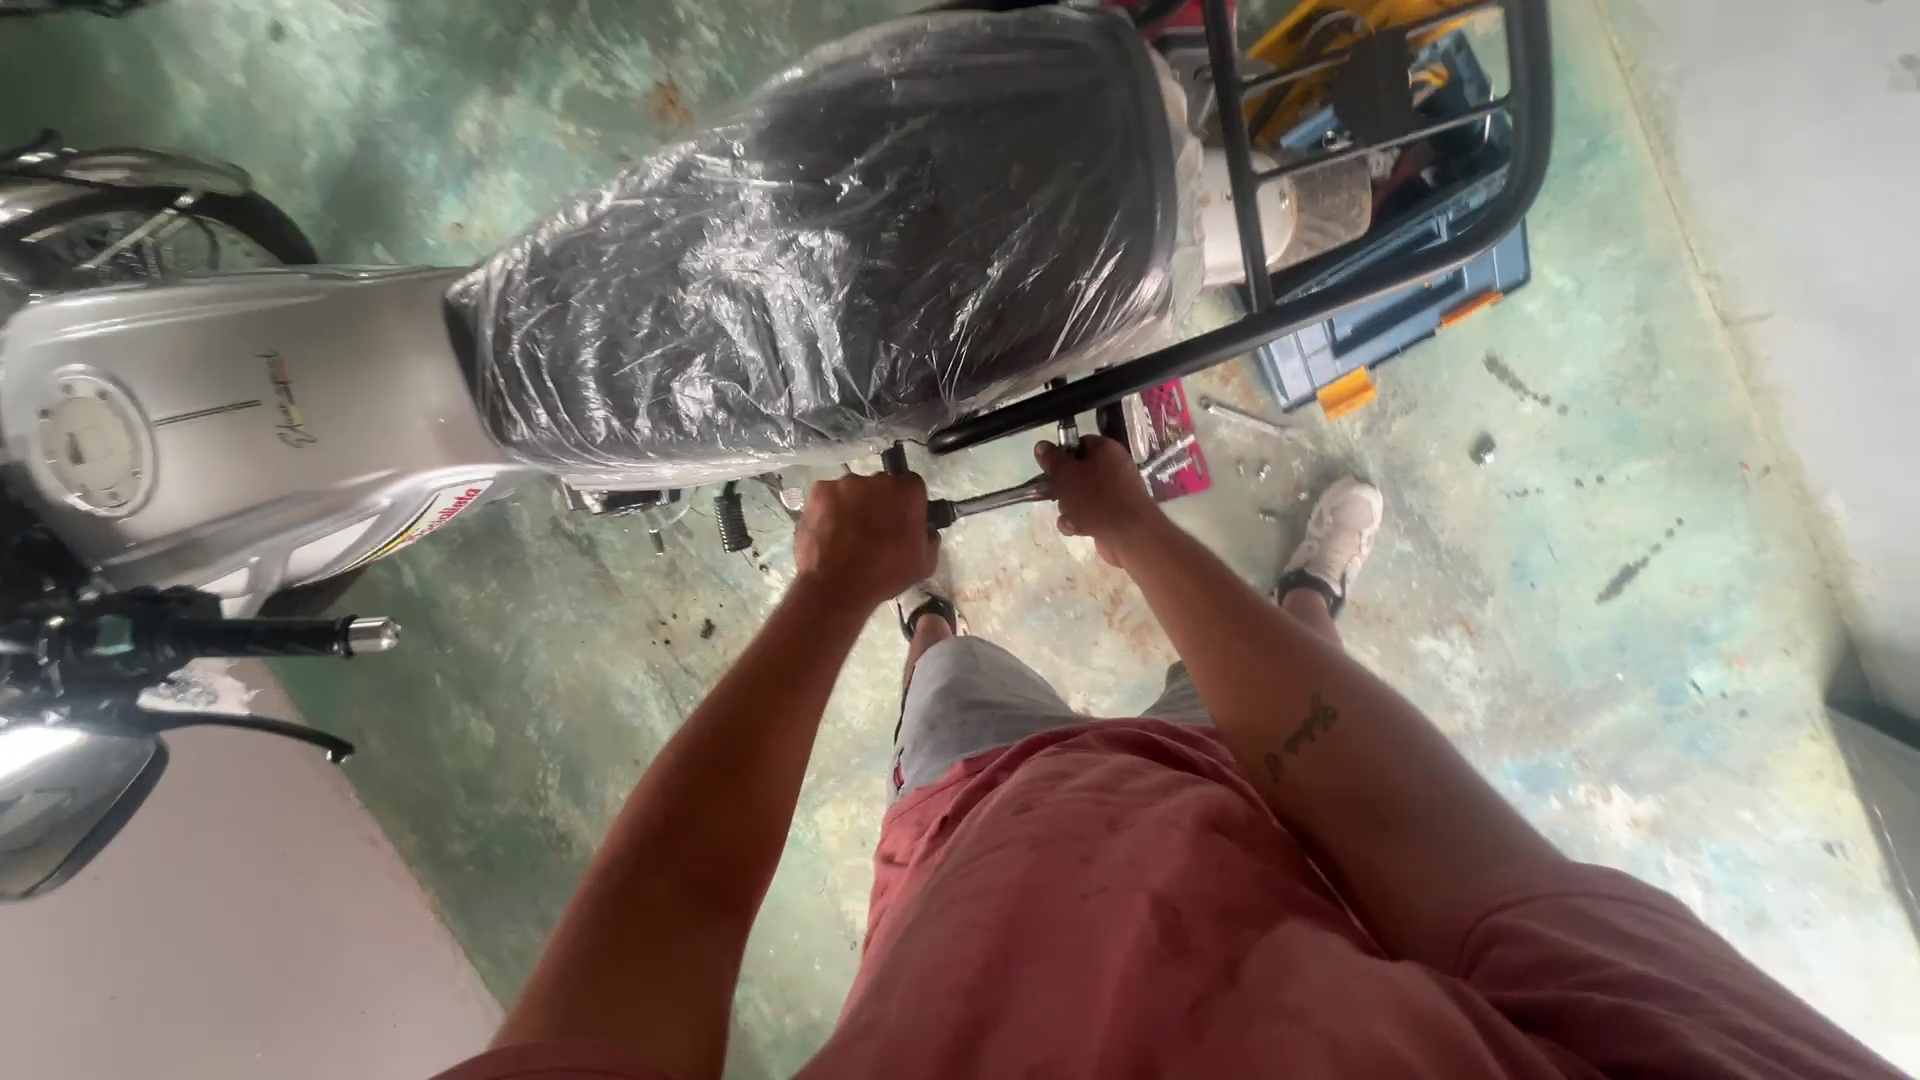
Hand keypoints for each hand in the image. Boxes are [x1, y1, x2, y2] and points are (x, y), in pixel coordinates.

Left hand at [793, 471, 938, 608]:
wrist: (836, 585)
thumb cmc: (885, 575)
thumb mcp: (924, 564)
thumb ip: (930, 538)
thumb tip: (926, 529)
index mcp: (908, 492)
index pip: (911, 485)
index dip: (906, 502)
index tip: (901, 519)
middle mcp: (878, 479)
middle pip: (881, 485)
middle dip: (879, 502)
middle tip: (873, 529)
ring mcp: (846, 483)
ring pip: (853, 490)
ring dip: (854, 505)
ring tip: (847, 534)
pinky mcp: (819, 490)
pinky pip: (829, 496)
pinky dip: (829, 509)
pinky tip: (828, 531)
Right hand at [1035, 436, 1160, 567]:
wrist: (1127, 534)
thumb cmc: (1095, 498)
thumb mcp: (1066, 474)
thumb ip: (1052, 459)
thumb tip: (1041, 446)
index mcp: (1106, 449)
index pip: (1079, 444)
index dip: (1062, 456)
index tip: (1050, 468)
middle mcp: (1114, 467)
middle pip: (1077, 472)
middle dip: (1062, 487)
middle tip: (1056, 494)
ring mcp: (1115, 493)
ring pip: (1080, 495)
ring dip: (1068, 507)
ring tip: (1070, 516)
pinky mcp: (1114, 514)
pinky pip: (1089, 513)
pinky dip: (1080, 521)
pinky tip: (1076, 528)